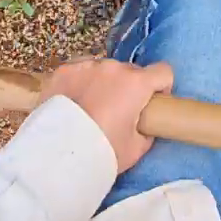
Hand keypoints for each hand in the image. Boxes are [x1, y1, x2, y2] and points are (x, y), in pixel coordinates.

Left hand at [39, 58, 173, 171]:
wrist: (56, 155)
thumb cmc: (102, 151)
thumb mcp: (136, 149)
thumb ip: (146, 130)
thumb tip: (144, 124)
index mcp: (137, 83)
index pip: (164, 72)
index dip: (162, 87)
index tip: (153, 103)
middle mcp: (114, 67)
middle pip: (131, 72)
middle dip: (129, 88)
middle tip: (117, 113)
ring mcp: (87, 65)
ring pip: (105, 70)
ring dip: (104, 84)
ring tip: (90, 109)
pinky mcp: (64, 70)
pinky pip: (81, 71)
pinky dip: (81, 82)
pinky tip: (73, 102)